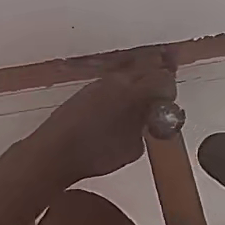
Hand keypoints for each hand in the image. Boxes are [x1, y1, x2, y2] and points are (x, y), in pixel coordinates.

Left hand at [33, 55, 177, 180]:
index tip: (170, 107)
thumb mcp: (133, 148)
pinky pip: (112, 84)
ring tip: (139, 108)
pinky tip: (118, 112)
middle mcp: (118, 80)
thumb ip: (146, 128)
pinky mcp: (85, 91)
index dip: (170, 92)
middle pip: (147, 70)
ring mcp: (99, 83)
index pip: (163, 80)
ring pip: (128, 76)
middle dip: (157, 84)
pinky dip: (122, 92)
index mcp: (134, 91)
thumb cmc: (97, 153)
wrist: (53, 151)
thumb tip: (151, 119)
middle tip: (160, 103)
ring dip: (138, 87)